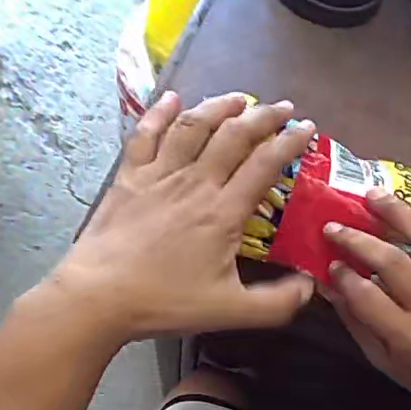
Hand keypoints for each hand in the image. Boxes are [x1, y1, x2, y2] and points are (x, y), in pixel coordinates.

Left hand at [42, 91, 316, 345]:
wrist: (99, 296)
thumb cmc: (166, 302)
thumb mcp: (232, 311)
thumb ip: (278, 302)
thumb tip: (310, 286)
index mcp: (223, 212)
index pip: (265, 164)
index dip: (290, 143)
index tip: (308, 129)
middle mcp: (195, 183)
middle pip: (234, 135)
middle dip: (264, 116)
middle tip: (284, 108)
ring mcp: (159, 175)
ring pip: (194, 127)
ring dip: (219, 107)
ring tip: (238, 99)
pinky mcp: (129, 177)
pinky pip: (147, 134)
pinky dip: (160, 113)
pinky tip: (172, 98)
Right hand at [319, 190, 410, 409]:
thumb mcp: (379, 357)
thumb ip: (354, 319)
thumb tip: (329, 282)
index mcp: (407, 336)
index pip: (367, 295)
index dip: (343, 274)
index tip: (329, 259)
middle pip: (394, 261)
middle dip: (360, 239)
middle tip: (337, 224)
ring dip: (400, 214)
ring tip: (376, 196)